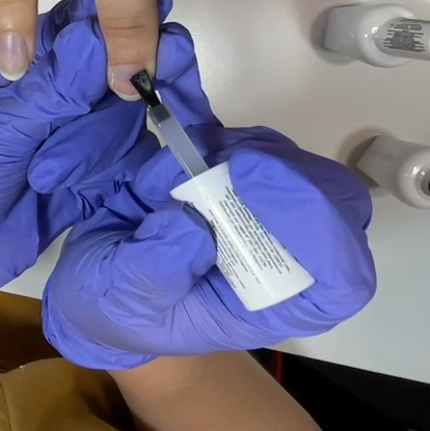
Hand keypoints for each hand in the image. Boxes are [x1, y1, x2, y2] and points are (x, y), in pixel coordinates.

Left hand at [0, 0, 168, 330]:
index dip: (125, 32)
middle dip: (116, 102)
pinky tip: (84, 190)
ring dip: (94, 152)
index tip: (154, 46)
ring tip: (46, 177)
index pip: (89, 29)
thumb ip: (55, 87)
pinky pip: (129, 169)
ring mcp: (80, 138)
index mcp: (28, 65)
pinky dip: (118, 179)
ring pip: (128, 124)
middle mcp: (62, 95)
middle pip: (122, 75)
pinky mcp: (93, 182)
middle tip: (84, 132)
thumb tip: (103, 32)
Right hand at [38, 31, 375, 368]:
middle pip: (330, 205)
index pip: (339, 277)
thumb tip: (194, 223)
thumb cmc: (113, 307)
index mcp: (267, 303)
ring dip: (233, 150)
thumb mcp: (122, 300)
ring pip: (285, 162)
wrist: (89, 283)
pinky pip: (238, 140)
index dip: (318, 226)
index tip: (254, 181)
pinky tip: (170, 123)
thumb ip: (155, 270)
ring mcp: (253, 209)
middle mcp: (276, 254)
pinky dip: (208, 126)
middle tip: (224, 159)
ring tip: (157, 178)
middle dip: (286, 173)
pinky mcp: (223, 175)